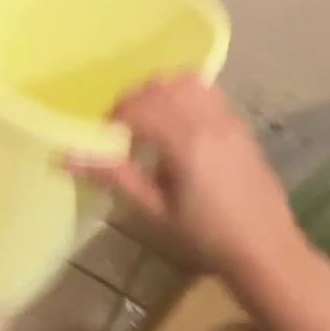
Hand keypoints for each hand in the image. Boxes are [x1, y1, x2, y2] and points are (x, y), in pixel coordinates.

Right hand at [67, 76, 306, 279]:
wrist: (264, 248)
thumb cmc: (204, 235)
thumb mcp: (153, 210)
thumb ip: (113, 176)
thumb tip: (65, 159)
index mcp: (185, 144)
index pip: (139, 107)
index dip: (113, 115)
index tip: (102, 135)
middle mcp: (209, 122)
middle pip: (161, 87)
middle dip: (133, 100)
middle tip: (120, 127)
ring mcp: (229, 121)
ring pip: (187, 82)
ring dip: (160, 92)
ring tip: (148, 120)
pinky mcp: (240, 126)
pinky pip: (208, 92)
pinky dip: (184, 95)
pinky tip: (176, 123)